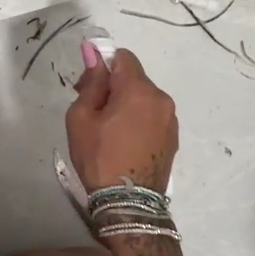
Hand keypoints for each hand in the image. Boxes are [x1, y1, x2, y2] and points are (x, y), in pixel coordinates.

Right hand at [66, 44, 177, 192]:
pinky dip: (136, 117)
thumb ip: (91, 82)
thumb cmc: (99, 155)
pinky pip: (151, 114)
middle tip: (90, 108)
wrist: (128, 203)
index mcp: (139, 90)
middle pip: (133, 77)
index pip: (123, 57)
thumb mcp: (81, 116)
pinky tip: (122, 139)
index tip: (86, 83)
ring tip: (106, 128)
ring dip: (125, 101)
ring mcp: (170, 120)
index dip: (102, 63)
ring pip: (142, 96)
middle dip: (111, 84)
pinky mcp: (172, 137)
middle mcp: (161, 99)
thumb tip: (93, 52)